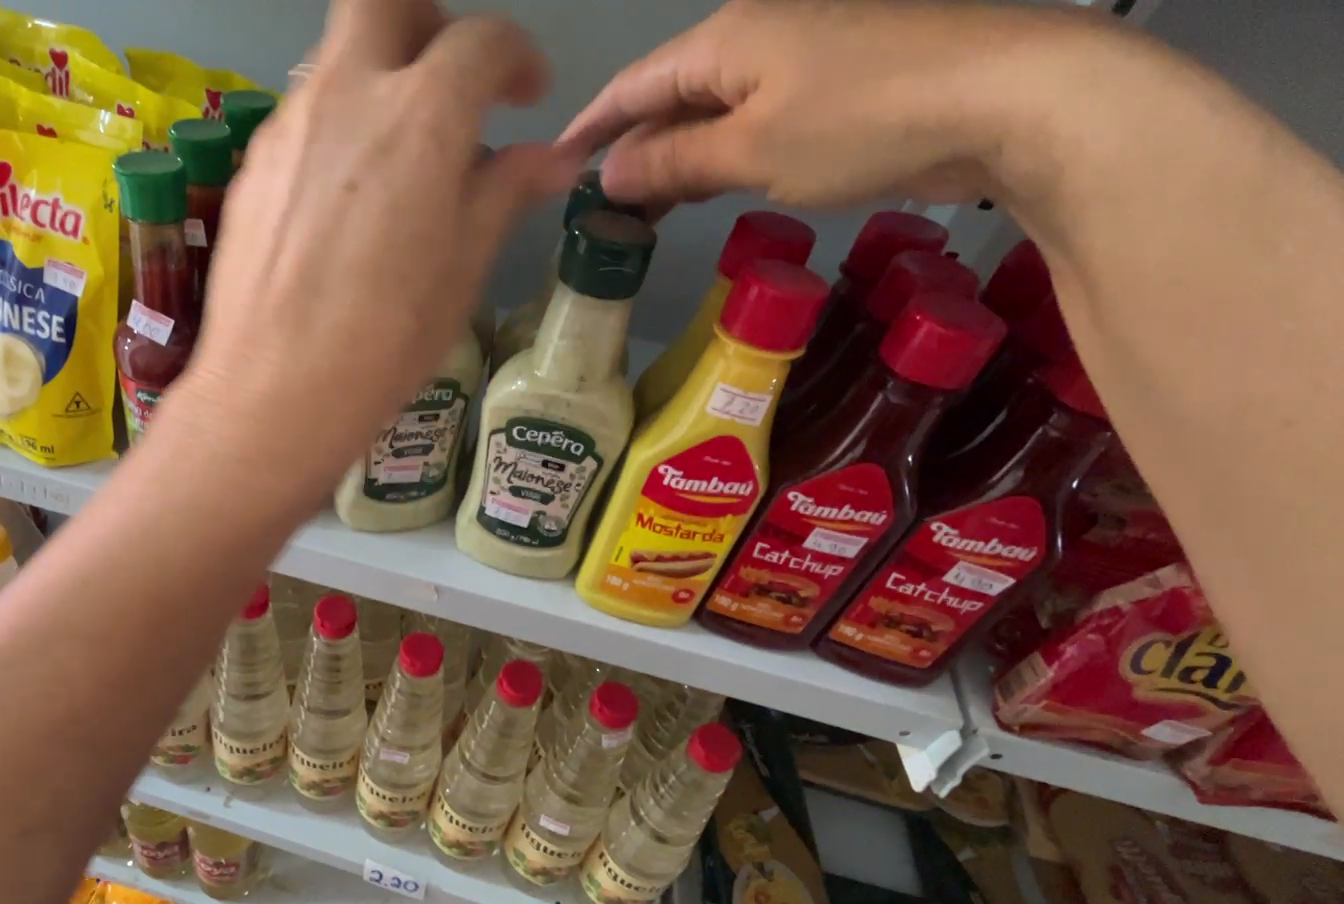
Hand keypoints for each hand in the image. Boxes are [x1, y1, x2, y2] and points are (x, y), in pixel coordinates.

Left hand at [167, 0, 582, 487]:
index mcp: (420, 116)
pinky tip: (345, 209)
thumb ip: (504, 193)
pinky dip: (338, 136)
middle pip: (385, 1)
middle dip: (429, 25)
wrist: (276, 390)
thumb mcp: (464, 268)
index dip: (516, 58)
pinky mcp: (251, 168)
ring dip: (379, 87)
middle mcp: (346, 96)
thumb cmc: (388, 339)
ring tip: (400, 168)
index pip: (481, 41)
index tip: (525, 96)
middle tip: (450, 86)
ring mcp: (288, 127)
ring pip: (337, 63)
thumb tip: (548, 158)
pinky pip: (304, 122)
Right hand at [558, 0, 1124, 209]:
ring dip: (674, 158)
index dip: (590, 127)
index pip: (634, 84)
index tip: (552, 164)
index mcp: (727, 38)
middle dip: (630, 148)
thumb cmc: (861, 121)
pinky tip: (706, 188)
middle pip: (671, 96)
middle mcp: (757, 35)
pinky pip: (753, 121)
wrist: (1008, 99)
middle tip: (597, 206)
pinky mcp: (836, 86)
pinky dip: (719, 157)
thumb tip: (611, 173)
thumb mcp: (752, 150)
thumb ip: (675, 160)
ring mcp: (801, 57)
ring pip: (713, 111)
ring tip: (642, 210)